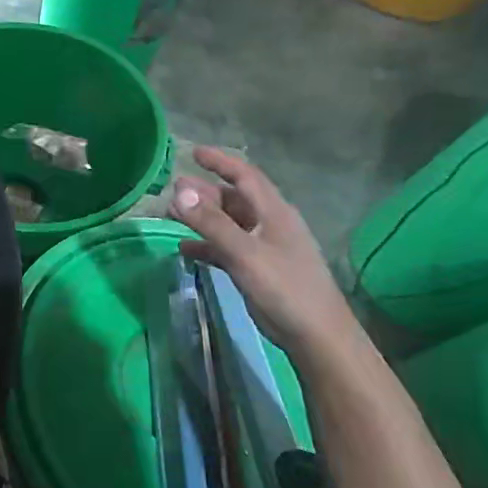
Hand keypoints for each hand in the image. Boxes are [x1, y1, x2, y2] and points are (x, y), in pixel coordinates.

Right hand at [168, 146, 358, 352]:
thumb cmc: (284, 288)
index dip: (221, 161)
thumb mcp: (244, 253)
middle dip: (204, 191)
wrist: (316, 335)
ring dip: (202, 218)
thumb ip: (211, 223)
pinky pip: (226, 248)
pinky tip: (185, 249)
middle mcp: (269, 224)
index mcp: (273, 213)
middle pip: (234, 199)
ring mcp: (264, 247)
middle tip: (172, 188)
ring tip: (172, 214)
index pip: (246, 176)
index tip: (193, 152)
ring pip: (228, 223)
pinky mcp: (257, 269)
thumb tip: (178, 190)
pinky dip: (206, 245)